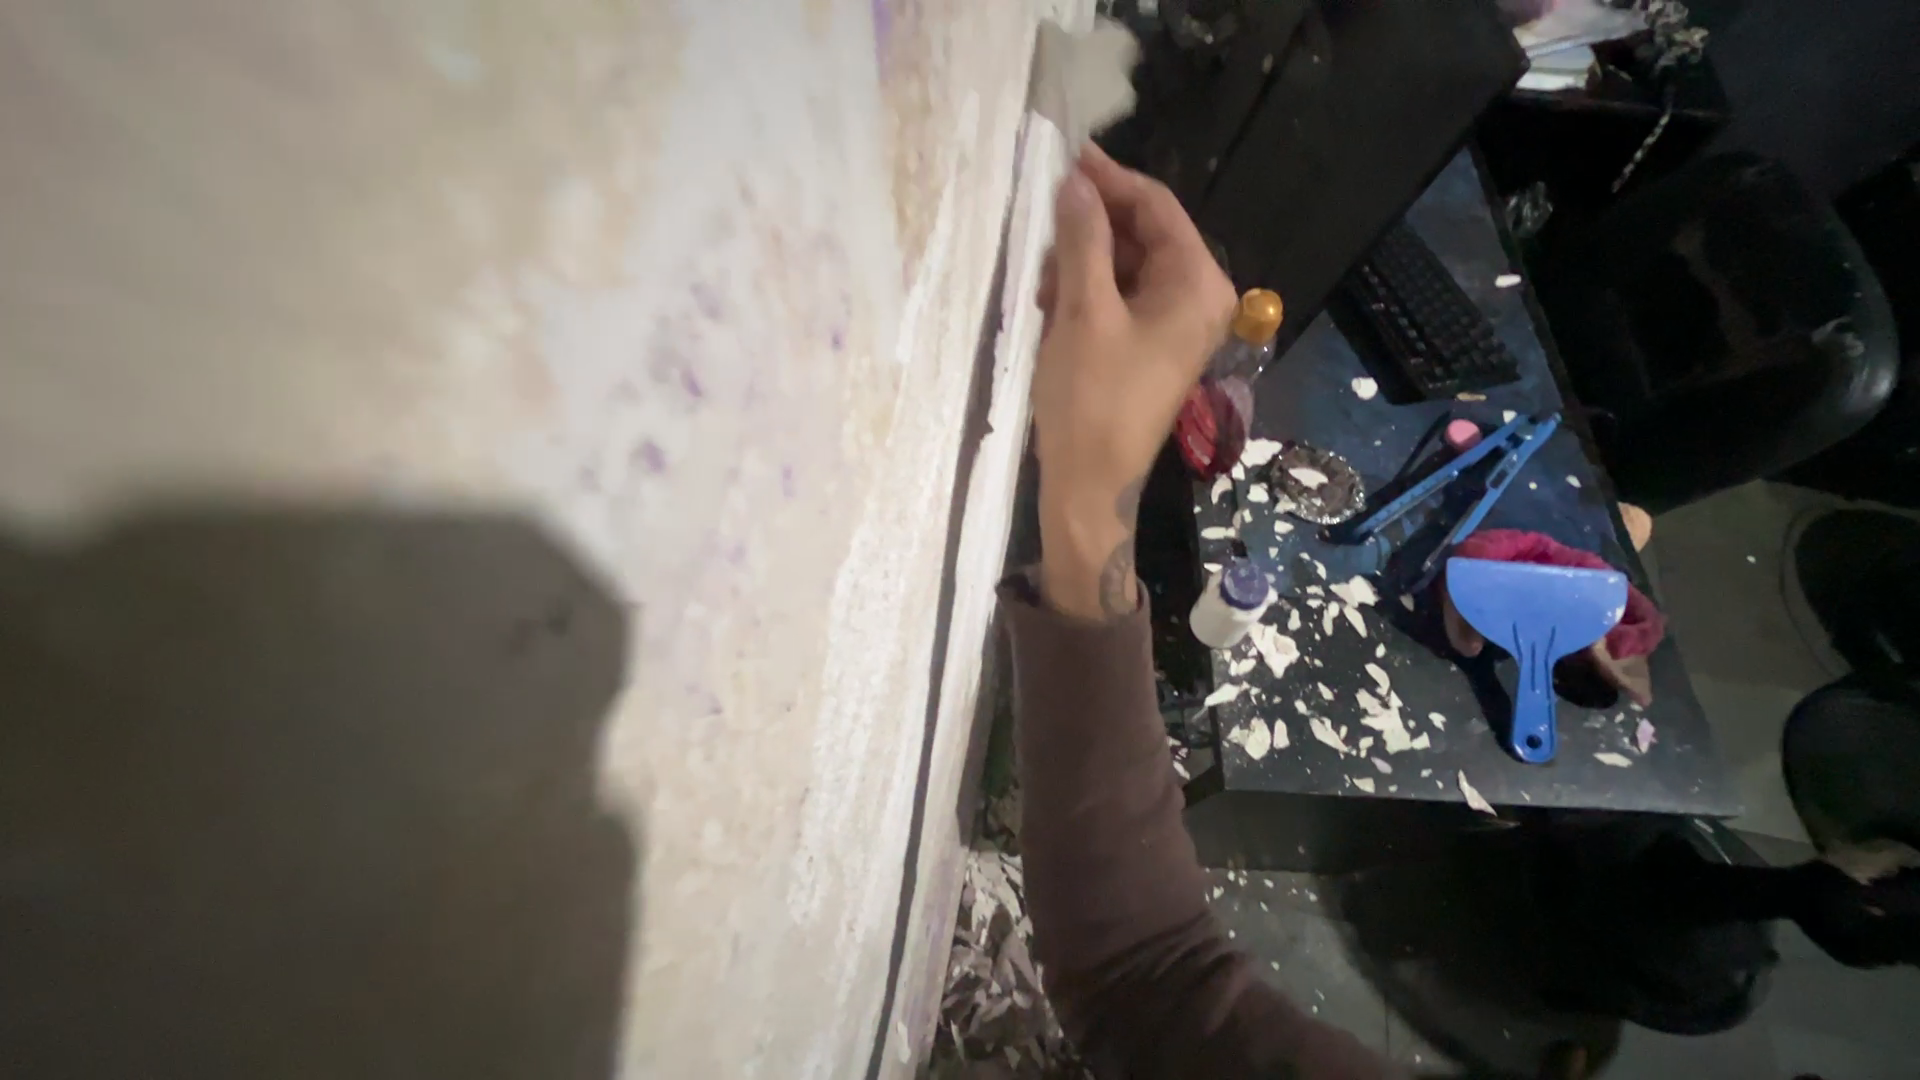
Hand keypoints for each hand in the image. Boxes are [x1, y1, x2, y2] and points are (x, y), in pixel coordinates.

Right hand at [1032, 143, 1235, 619]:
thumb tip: (1074, 182)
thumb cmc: (1090, 398)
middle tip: (1041, 230)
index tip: (1063, 158)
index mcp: (1197, 284)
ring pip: (1124, 270)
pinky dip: (1086, 296)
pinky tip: (1051, 306)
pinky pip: (1119, 302)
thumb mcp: (1082, 311)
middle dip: (1089, 230)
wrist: (1089, 484)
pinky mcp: (1148, 350)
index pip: (1156, 208)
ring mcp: (1173, 328)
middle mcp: (1196, 300)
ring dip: (1081, 265)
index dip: (1109, 180)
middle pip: (1142, 237)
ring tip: (1040, 282)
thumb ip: (1081, 238)